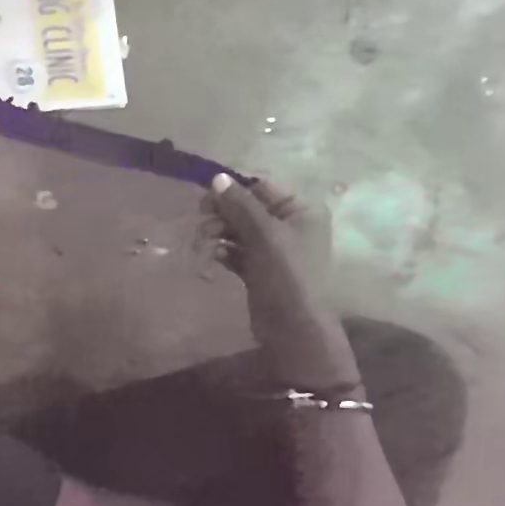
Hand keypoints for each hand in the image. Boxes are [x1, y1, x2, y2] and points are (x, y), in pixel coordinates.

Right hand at [201, 174, 360, 391]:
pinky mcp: (261, 270)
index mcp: (302, 210)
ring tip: (202, 242)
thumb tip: (217, 178)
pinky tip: (214, 257)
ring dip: (220, 232)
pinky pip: (239, 252)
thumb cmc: (285, 274)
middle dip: (224, 214)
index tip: (207, 201)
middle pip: (250, 208)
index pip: (263, 187)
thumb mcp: (263, 234)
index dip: (234, 191)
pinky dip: (225, 251)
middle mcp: (292, 225)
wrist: (292, 327)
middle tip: (202, 223)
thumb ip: (240, 205)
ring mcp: (277, 250)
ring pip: (241, 230)